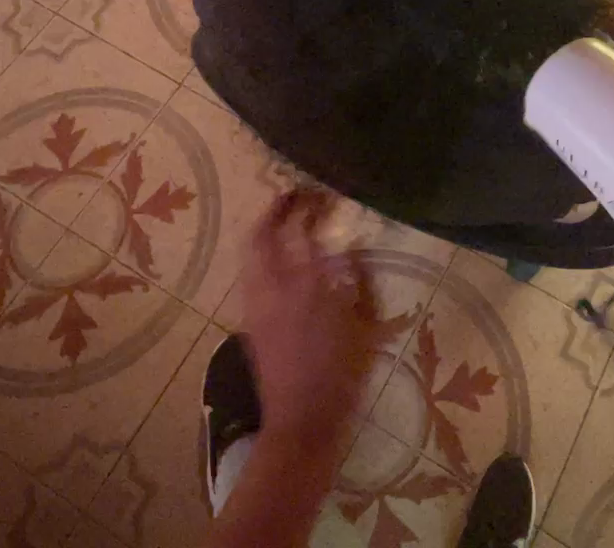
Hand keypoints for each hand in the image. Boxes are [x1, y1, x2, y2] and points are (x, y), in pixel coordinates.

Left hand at [237, 190, 378, 451]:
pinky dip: (262, 252)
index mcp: (308, 285)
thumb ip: (355, 279)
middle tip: (294, 195)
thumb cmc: (342, 373)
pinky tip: (278, 256)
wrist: (302, 420)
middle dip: (276, 209)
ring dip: (265, 228)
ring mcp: (256, 302)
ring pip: (251, 252)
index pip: (305, 231)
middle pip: (263, 234)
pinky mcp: (250, 318)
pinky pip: (251, 271)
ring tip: (283, 218)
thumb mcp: (363, 324)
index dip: (312, 206)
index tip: (325, 193)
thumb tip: (349, 247)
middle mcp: (274, 287)